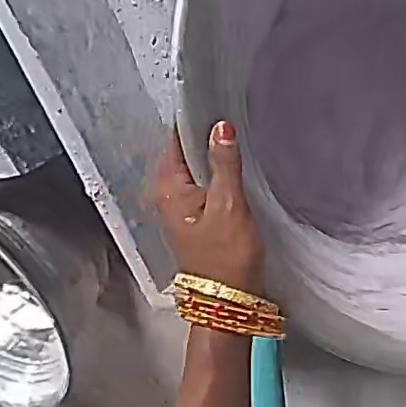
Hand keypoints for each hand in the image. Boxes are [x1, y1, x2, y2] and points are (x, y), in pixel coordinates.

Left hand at [149, 121, 265, 294]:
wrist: (230, 300)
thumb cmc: (227, 257)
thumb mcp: (230, 205)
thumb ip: (224, 164)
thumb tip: (221, 127)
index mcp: (168, 188)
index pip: (176, 140)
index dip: (196, 122)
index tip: (218, 106)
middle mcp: (167, 195)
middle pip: (185, 152)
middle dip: (207, 138)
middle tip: (234, 122)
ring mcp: (181, 207)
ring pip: (196, 168)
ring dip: (214, 157)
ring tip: (237, 141)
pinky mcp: (196, 216)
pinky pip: (203, 183)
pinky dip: (217, 175)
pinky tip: (234, 170)